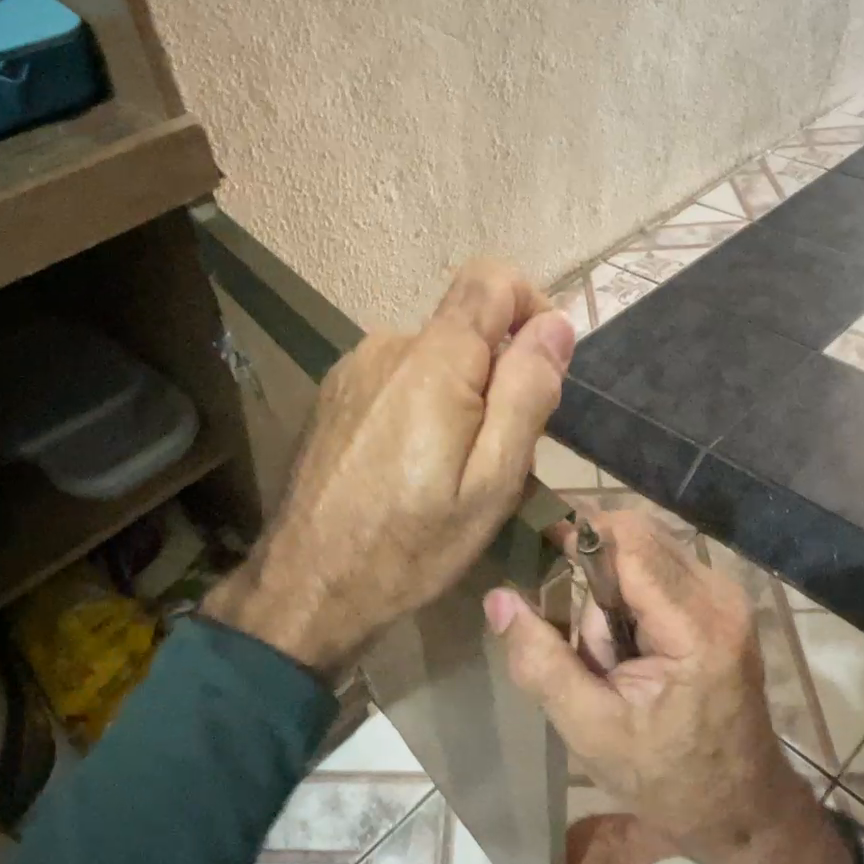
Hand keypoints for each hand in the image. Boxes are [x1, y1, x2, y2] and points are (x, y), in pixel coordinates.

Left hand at [204, 259, 574, 674]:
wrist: (308, 586)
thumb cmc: (411, 545)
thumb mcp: (491, 482)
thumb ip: (526, 393)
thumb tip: (555, 324)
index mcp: (433, 360)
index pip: (491, 278)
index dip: (531, 305)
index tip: (543, 367)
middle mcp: (387, 347)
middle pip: (464, 329)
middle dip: (496, 377)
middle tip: (495, 459)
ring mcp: (353, 371)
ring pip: (432, 361)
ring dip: (457, 400)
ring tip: (450, 476)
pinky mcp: (333, 398)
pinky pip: (397, 382)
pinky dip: (420, 411)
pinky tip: (408, 473)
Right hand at [485, 511, 858, 863]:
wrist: (740, 810)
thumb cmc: (666, 779)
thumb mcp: (590, 730)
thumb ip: (541, 661)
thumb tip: (498, 598)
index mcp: (695, 627)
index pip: (629, 541)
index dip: (578, 532)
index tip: (532, 547)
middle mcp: (719, 596)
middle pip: (637, 538)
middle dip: (591, 570)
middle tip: (566, 623)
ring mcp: (726, 598)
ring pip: (645, 552)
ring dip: (609, 589)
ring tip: (606, 656)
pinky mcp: (721, 607)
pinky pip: (659, 572)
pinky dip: (629, 598)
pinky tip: (627, 650)